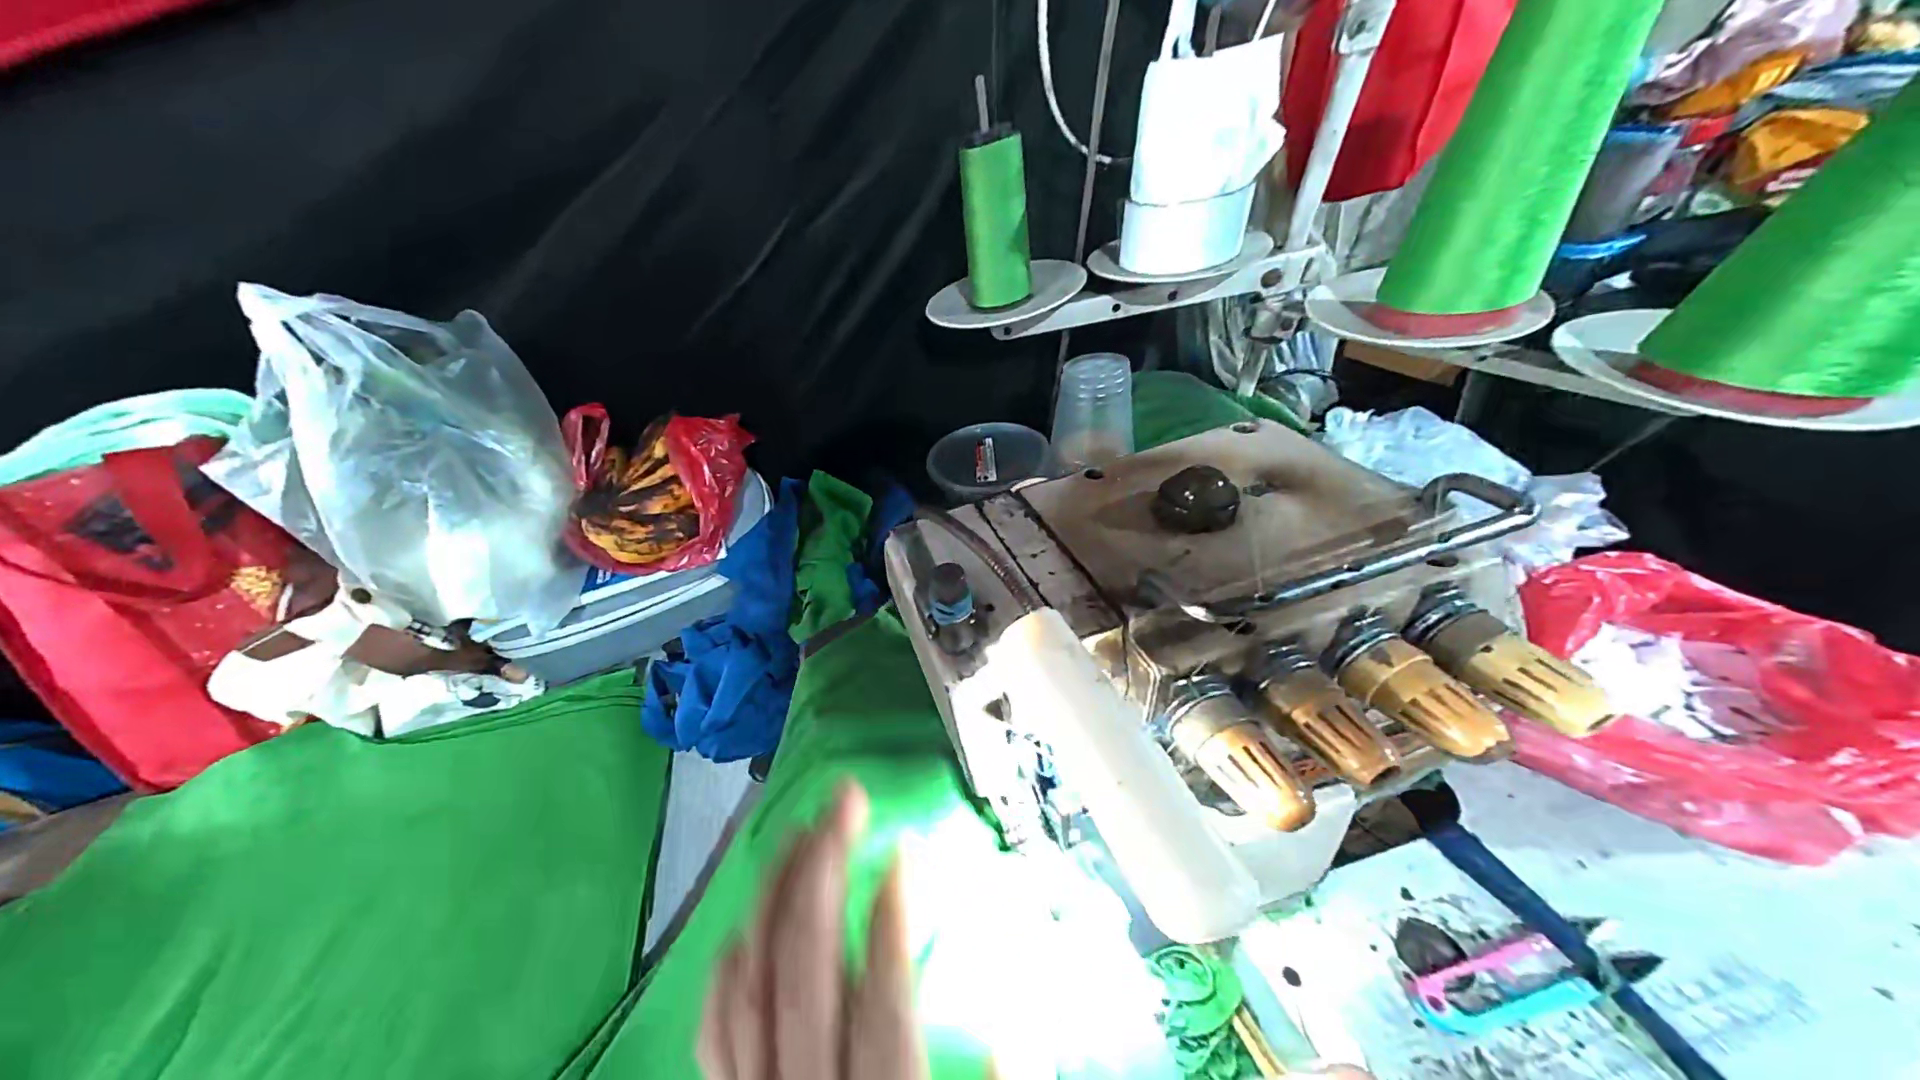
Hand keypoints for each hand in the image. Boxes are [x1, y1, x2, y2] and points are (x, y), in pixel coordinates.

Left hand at [698, 783, 925, 1079]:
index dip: (892, 921)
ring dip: (776, 889)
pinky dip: (729, 963)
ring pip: (752, 981)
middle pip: (804, 968)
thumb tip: (998, 1038)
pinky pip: (714, 1028)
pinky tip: (750, 915)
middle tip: (846, 798)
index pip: (882, 1003)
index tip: (903, 851)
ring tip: (802, 827)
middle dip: (824, 866)